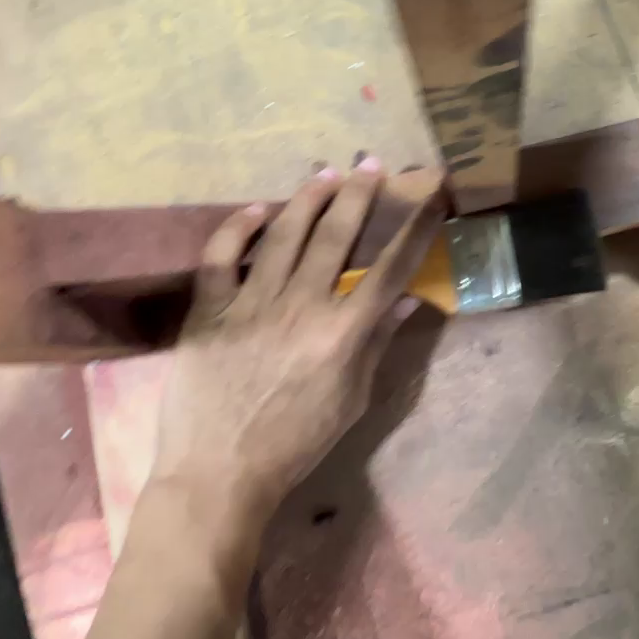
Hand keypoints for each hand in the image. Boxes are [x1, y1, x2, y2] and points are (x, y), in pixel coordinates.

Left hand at [150, 159, 446, 565]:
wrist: (219, 475)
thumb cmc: (297, 443)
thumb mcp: (353, 400)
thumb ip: (376, 344)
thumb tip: (403, 299)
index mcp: (343, 332)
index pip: (390, 268)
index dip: (415, 227)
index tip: (430, 196)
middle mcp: (302, 307)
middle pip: (338, 237)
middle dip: (359, 195)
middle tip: (370, 163)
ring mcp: (251, 305)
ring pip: (284, 236)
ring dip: (308, 200)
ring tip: (325, 174)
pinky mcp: (208, 311)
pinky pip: (221, 258)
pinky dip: (237, 229)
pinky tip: (256, 211)